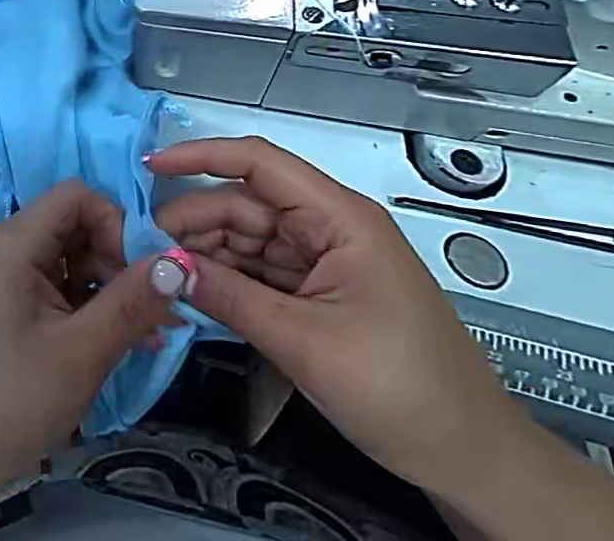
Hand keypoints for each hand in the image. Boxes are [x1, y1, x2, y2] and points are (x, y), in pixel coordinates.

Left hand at [0, 178, 180, 478]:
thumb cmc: (16, 400)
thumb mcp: (84, 351)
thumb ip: (133, 300)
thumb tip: (180, 262)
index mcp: (12, 243)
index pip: (76, 196)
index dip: (114, 224)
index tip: (137, 272)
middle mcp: (6, 244)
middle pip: (76, 223)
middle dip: (118, 259)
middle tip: (151, 307)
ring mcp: (7, 271)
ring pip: (74, 253)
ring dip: (112, 285)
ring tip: (148, 330)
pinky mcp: (12, 296)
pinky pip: (61, 280)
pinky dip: (92, 301)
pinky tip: (125, 336)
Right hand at [150, 137, 533, 496]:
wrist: (468, 457)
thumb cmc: (403, 390)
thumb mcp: (306, 342)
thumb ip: (230, 296)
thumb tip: (166, 264)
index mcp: (338, 217)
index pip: (259, 163)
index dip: (201, 156)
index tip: (152, 168)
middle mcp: (328, 226)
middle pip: (245, 204)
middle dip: (193, 221)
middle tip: (144, 248)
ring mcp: (321, 259)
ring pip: (247, 238)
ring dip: (205, 252)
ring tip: (160, 271)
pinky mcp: (316, 290)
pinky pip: (259, 271)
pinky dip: (225, 279)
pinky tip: (193, 289)